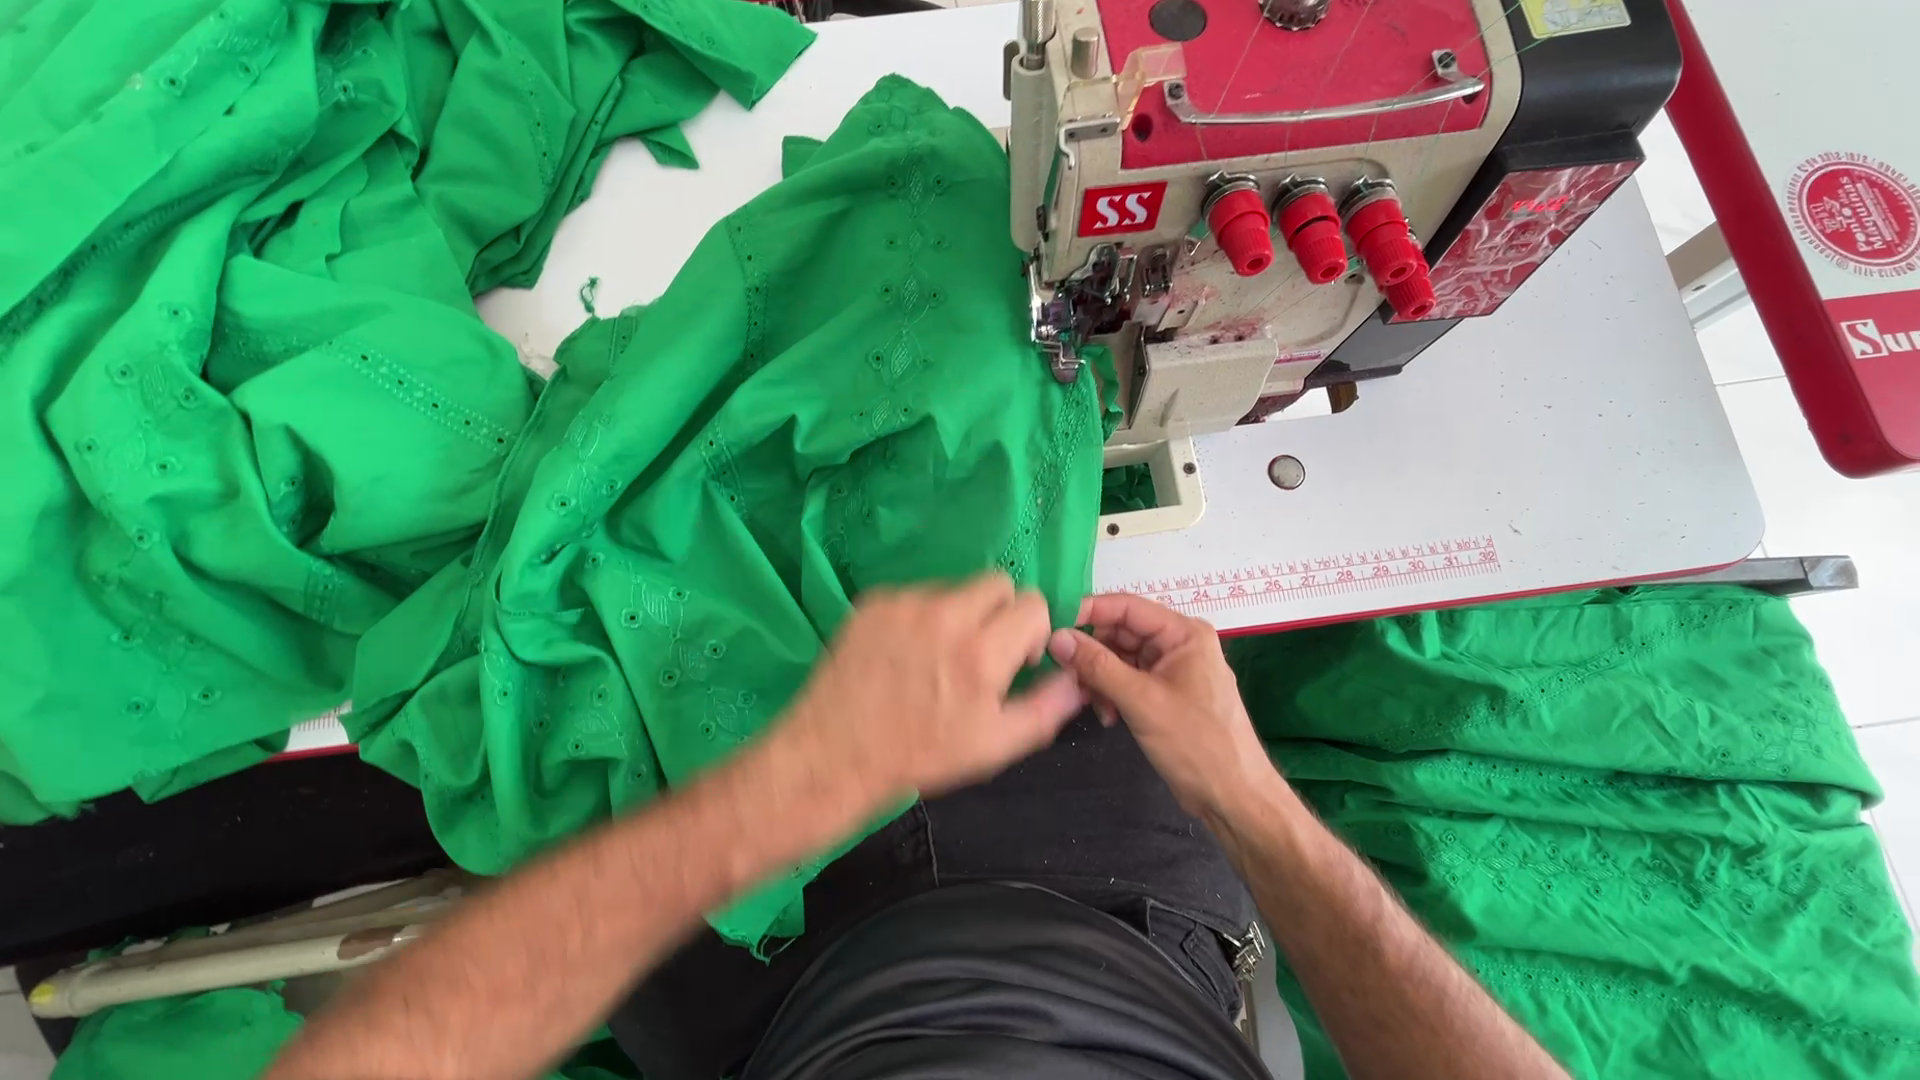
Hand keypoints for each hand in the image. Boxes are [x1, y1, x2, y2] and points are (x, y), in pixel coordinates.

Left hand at [784, 572, 1086, 803]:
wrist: (835, 753)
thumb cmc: (920, 754)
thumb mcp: (994, 745)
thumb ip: (1046, 708)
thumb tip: (1077, 679)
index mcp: (982, 652)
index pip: (1033, 604)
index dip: (1032, 632)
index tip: (1016, 659)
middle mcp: (945, 616)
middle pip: (998, 583)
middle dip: (1001, 612)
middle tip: (982, 650)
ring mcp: (905, 604)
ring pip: (955, 589)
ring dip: (959, 615)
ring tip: (935, 658)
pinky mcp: (874, 602)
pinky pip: (916, 595)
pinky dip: (921, 617)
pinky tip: (904, 654)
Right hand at [1046, 593, 1276, 817]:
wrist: (1232, 796)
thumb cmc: (1196, 743)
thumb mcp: (1141, 701)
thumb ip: (1097, 666)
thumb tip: (1057, 638)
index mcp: (1183, 633)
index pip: (1126, 606)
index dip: (1088, 612)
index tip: (1052, 627)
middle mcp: (1178, 643)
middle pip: (1120, 632)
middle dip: (1092, 653)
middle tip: (1066, 676)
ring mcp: (1172, 669)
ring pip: (1120, 657)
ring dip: (1100, 677)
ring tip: (1092, 704)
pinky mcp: (1165, 693)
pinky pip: (1127, 679)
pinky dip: (1112, 692)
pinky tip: (1107, 716)